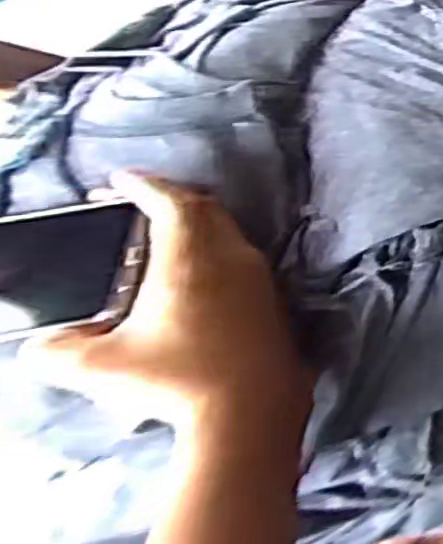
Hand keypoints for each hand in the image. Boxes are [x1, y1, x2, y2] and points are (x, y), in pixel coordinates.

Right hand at [22, 172, 310, 430]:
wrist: (251, 392)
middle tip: (128, 199)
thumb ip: (57, 348)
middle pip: (206, 211)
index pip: (177, 206)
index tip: (123, 177)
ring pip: (223, 229)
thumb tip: (52, 337)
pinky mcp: (264, 288)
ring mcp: (255, 271)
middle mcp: (232, 256)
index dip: (150, 187)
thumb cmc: (177, 374)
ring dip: (189, 221)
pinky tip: (179, 267)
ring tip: (147, 231)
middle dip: (168, 198)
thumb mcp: (94, 366)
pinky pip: (233, 250)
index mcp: (193, 261)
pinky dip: (205, 243)